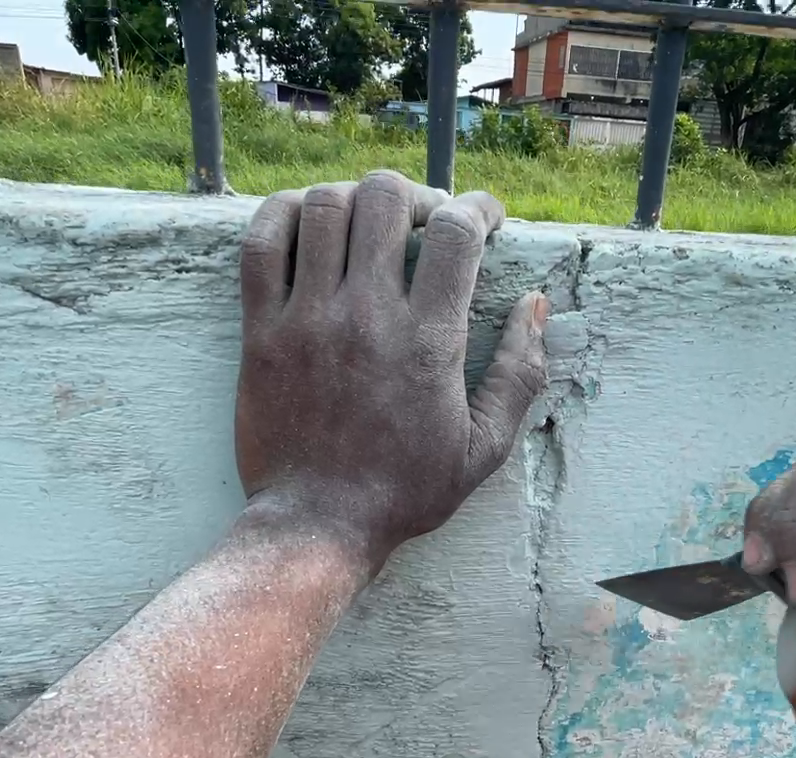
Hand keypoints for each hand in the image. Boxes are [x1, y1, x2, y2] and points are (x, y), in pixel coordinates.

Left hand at [236, 170, 548, 571]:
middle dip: (415, 194)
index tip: (486, 217)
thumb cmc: (405, 492)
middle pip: (385, 199)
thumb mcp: (484, 450)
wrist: (319, 524)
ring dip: (355, 200)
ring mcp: (306, 320)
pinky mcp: (260, 333)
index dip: (479, 208)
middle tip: (424, 221)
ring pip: (324, 207)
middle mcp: (367, 317)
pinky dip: (283, 214)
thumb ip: (519, 376)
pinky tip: (307, 224)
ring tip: (369, 224)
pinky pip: (260, 243)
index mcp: (429, 343)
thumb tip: (535, 308)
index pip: (456, 232)